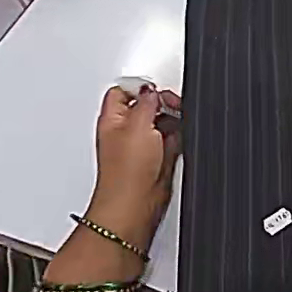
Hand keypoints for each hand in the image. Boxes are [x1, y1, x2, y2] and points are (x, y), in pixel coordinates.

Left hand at [86, 84, 181, 248]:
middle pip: (146, 106)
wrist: (137, 204)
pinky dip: (178, 140)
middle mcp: (126, 132)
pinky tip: (177, 145)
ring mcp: (143, 146)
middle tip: (170, 106)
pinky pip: (173, 141)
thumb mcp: (137, 125)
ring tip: (174, 129)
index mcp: (113, 120)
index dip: (140, 87)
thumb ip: (146, 102)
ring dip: (172, 123)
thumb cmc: (126, 173)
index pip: (122, 91)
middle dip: (161, 104)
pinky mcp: (159, 159)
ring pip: (162, 123)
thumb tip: (151, 91)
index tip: (154, 89)